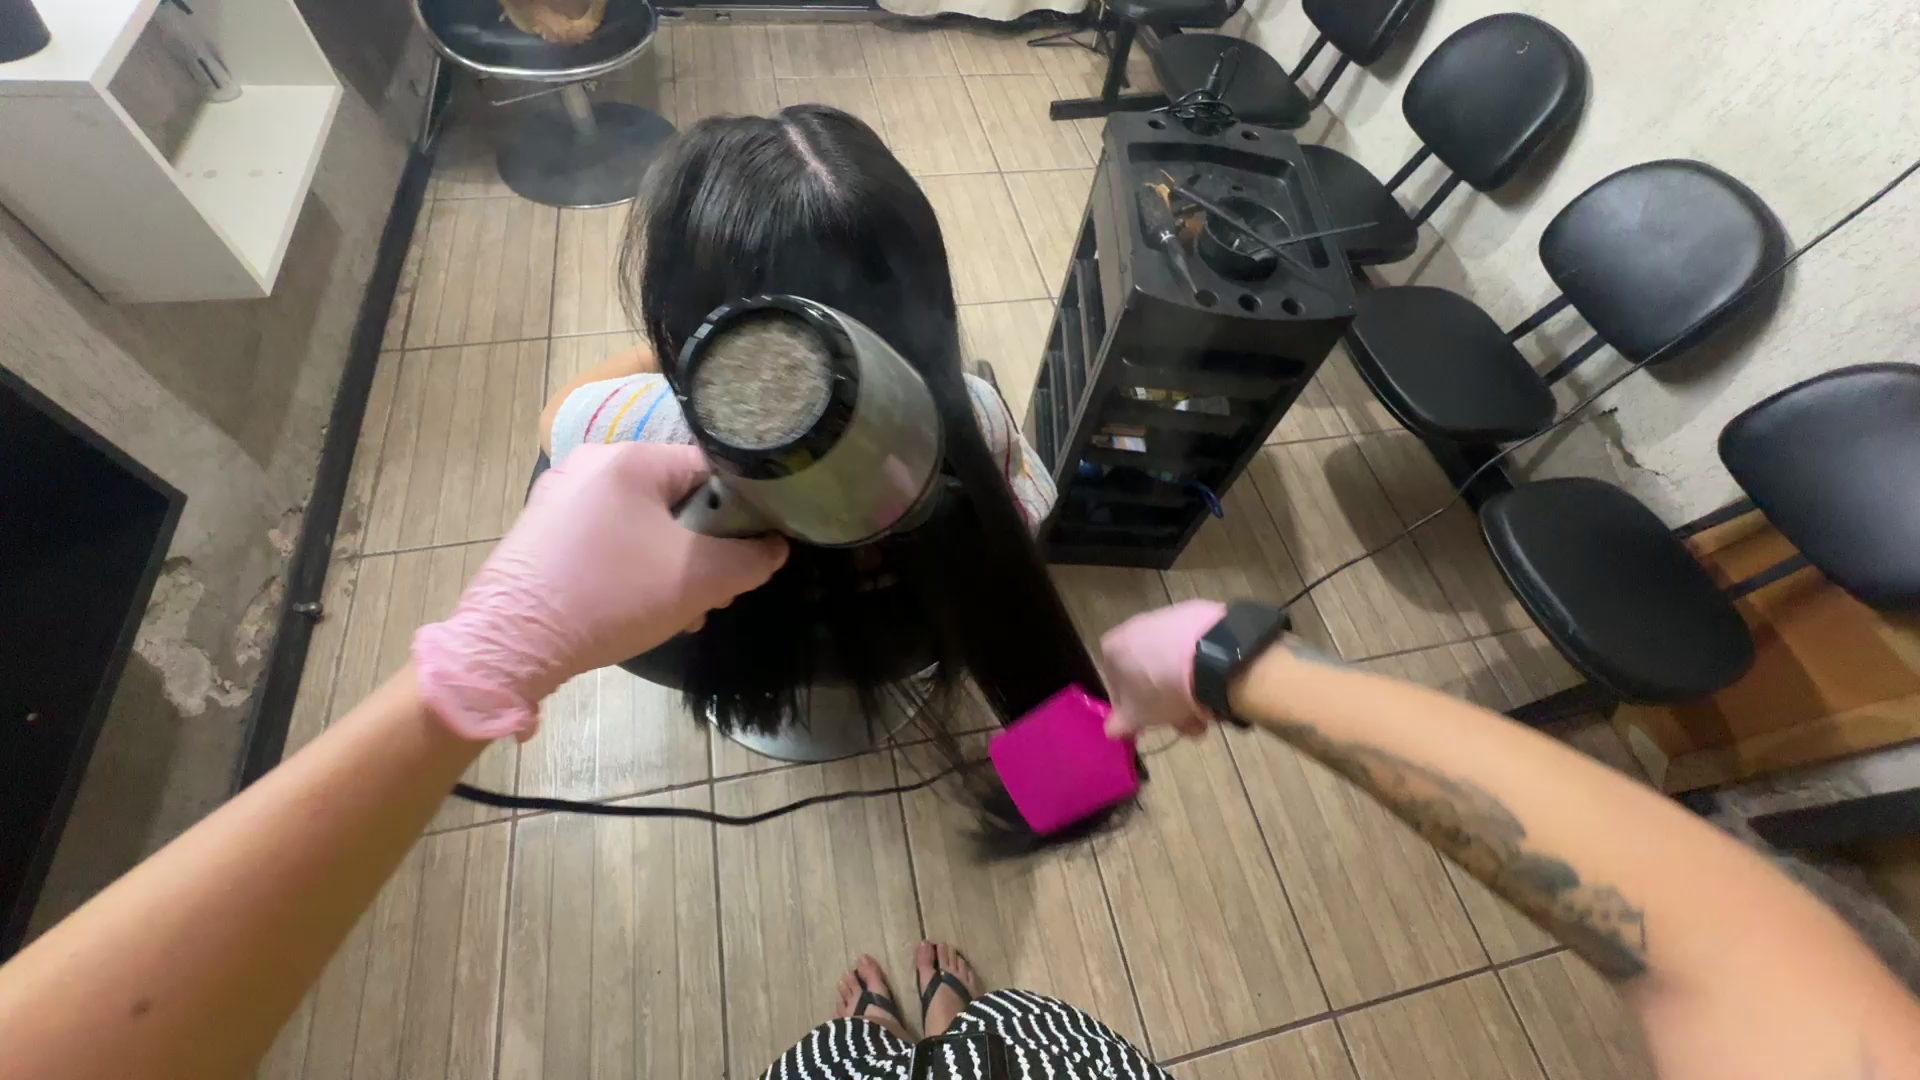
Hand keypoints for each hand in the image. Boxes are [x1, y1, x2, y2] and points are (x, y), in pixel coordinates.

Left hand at [412, 443, 787, 740]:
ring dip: (673, 564)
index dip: (742, 513)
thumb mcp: (699, 580)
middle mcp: (593, 464)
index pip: (713, 471)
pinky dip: (634, 566)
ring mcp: (562, 496)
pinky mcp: (543, 530)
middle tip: (712, 592)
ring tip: (679, 610)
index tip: (747, 555)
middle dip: (705, 548)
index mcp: (631, 458)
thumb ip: (753, 560)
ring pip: (646, 522)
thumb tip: (776, 548)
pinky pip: (610, 537)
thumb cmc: (611, 597)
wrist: (509, 646)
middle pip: (679, 499)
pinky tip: (638, 606)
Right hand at [1099, 599, 1226, 739]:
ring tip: (1208, 711)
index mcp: (1112, 648)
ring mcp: (1165, 618)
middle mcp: (1133, 627)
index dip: (1133, 709)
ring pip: (1172, 663)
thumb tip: (1111, 730)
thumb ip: (1121, 723)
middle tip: (1186, 723)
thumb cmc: (1161, 687)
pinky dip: (1201, 665)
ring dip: (1188, 690)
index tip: (1152, 723)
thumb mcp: (1137, 715)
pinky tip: (1216, 682)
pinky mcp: (1195, 614)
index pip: (1116, 685)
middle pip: (1148, 675)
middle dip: (1167, 703)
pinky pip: (1193, 648)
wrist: (1207, 654)